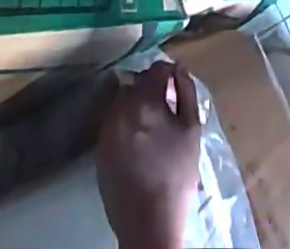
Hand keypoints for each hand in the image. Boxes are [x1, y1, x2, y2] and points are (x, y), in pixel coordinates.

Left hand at [97, 62, 202, 248]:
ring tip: (152, 129)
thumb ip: (186, 93)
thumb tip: (179, 70)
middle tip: (167, 111)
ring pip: (122, 102)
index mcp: (144, 99)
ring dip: (136, 106)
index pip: (156, 69)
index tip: (177, 87)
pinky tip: (138, 145)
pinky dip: (125, 124)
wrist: (148, 220)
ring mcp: (106, 125)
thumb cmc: (176, 174)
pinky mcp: (99, 144)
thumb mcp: (191, 130)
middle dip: (151, 90)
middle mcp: (119, 106)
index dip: (169, 74)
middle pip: (136, 83)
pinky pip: (113, 122)